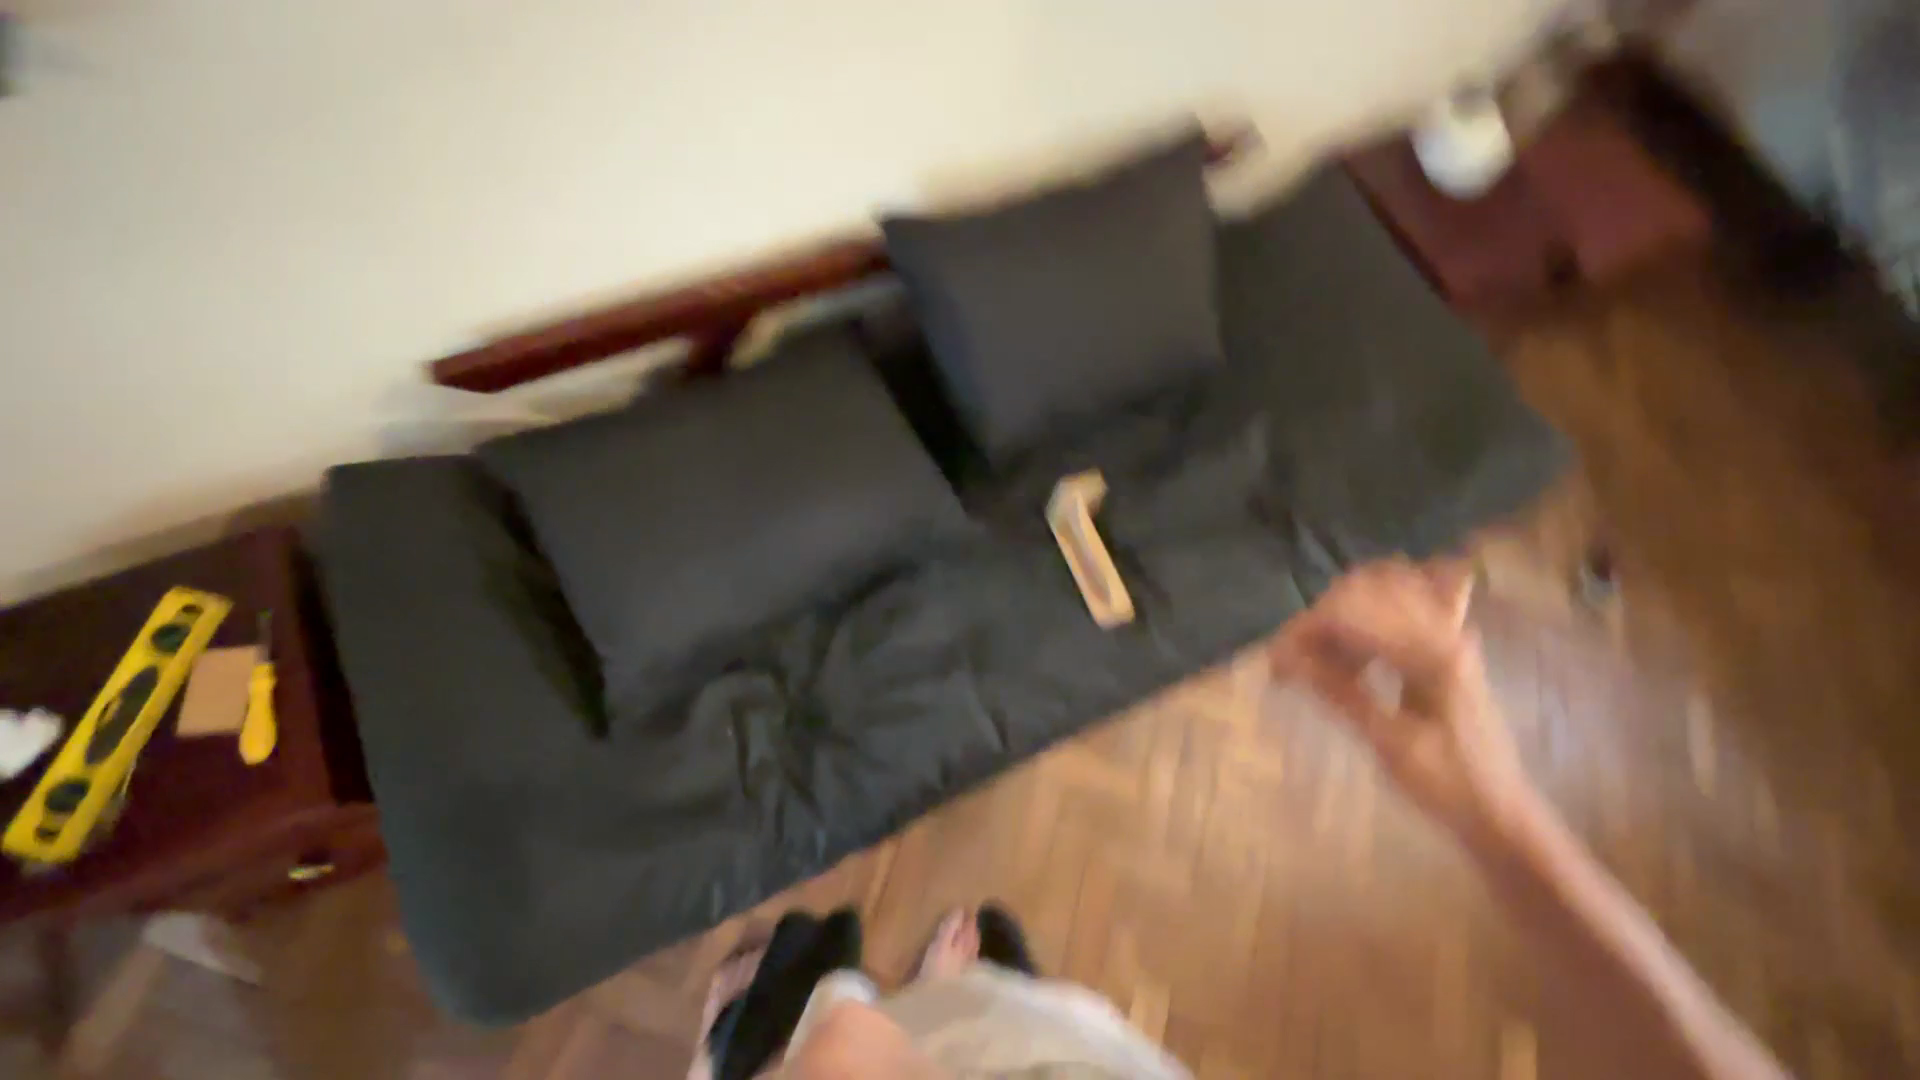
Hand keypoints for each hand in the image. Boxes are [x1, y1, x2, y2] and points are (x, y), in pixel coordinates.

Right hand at [1269, 559, 1534, 846]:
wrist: (1500, 812)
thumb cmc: (1448, 785)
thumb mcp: (1389, 743)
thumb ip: (1340, 693)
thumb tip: (1286, 660)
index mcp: (1434, 654)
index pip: (1353, 614)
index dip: (1306, 630)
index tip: (1275, 660)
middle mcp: (1444, 632)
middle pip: (1364, 592)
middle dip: (1319, 618)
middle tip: (1289, 660)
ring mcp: (1448, 635)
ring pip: (1380, 593)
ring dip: (1340, 616)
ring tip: (1315, 657)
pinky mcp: (1445, 646)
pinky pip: (1400, 608)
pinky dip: (1366, 618)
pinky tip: (1348, 652)